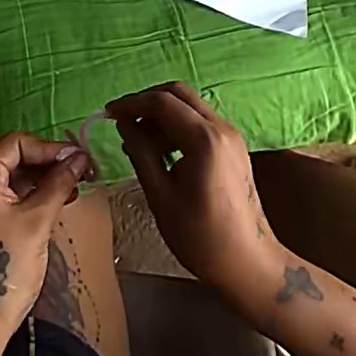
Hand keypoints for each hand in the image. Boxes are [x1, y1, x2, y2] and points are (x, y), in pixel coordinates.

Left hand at [0, 132, 94, 337]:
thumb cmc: (6, 265)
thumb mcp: (38, 219)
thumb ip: (59, 183)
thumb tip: (80, 157)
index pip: (19, 143)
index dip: (51, 148)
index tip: (80, 159)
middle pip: (17, 157)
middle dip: (51, 163)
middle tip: (85, 171)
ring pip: (17, 176)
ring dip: (46, 179)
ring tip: (77, 187)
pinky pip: (12, 195)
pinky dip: (36, 194)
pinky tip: (60, 202)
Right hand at [106, 82, 280, 292]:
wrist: (248, 262)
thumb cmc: (201, 237)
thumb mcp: (161, 195)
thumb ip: (141, 152)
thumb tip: (124, 124)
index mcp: (205, 139)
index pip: (162, 102)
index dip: (132, 103)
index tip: (108, 114)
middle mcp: (222, 127)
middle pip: (179, 93)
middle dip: (147, 101)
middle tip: (122, 120)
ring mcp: (231, 134)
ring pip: (190, 105)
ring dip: (162, 114)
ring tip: (137, 140)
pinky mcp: (233, 145)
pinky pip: (200, 121)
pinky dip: (177, 125)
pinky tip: (160, 149)